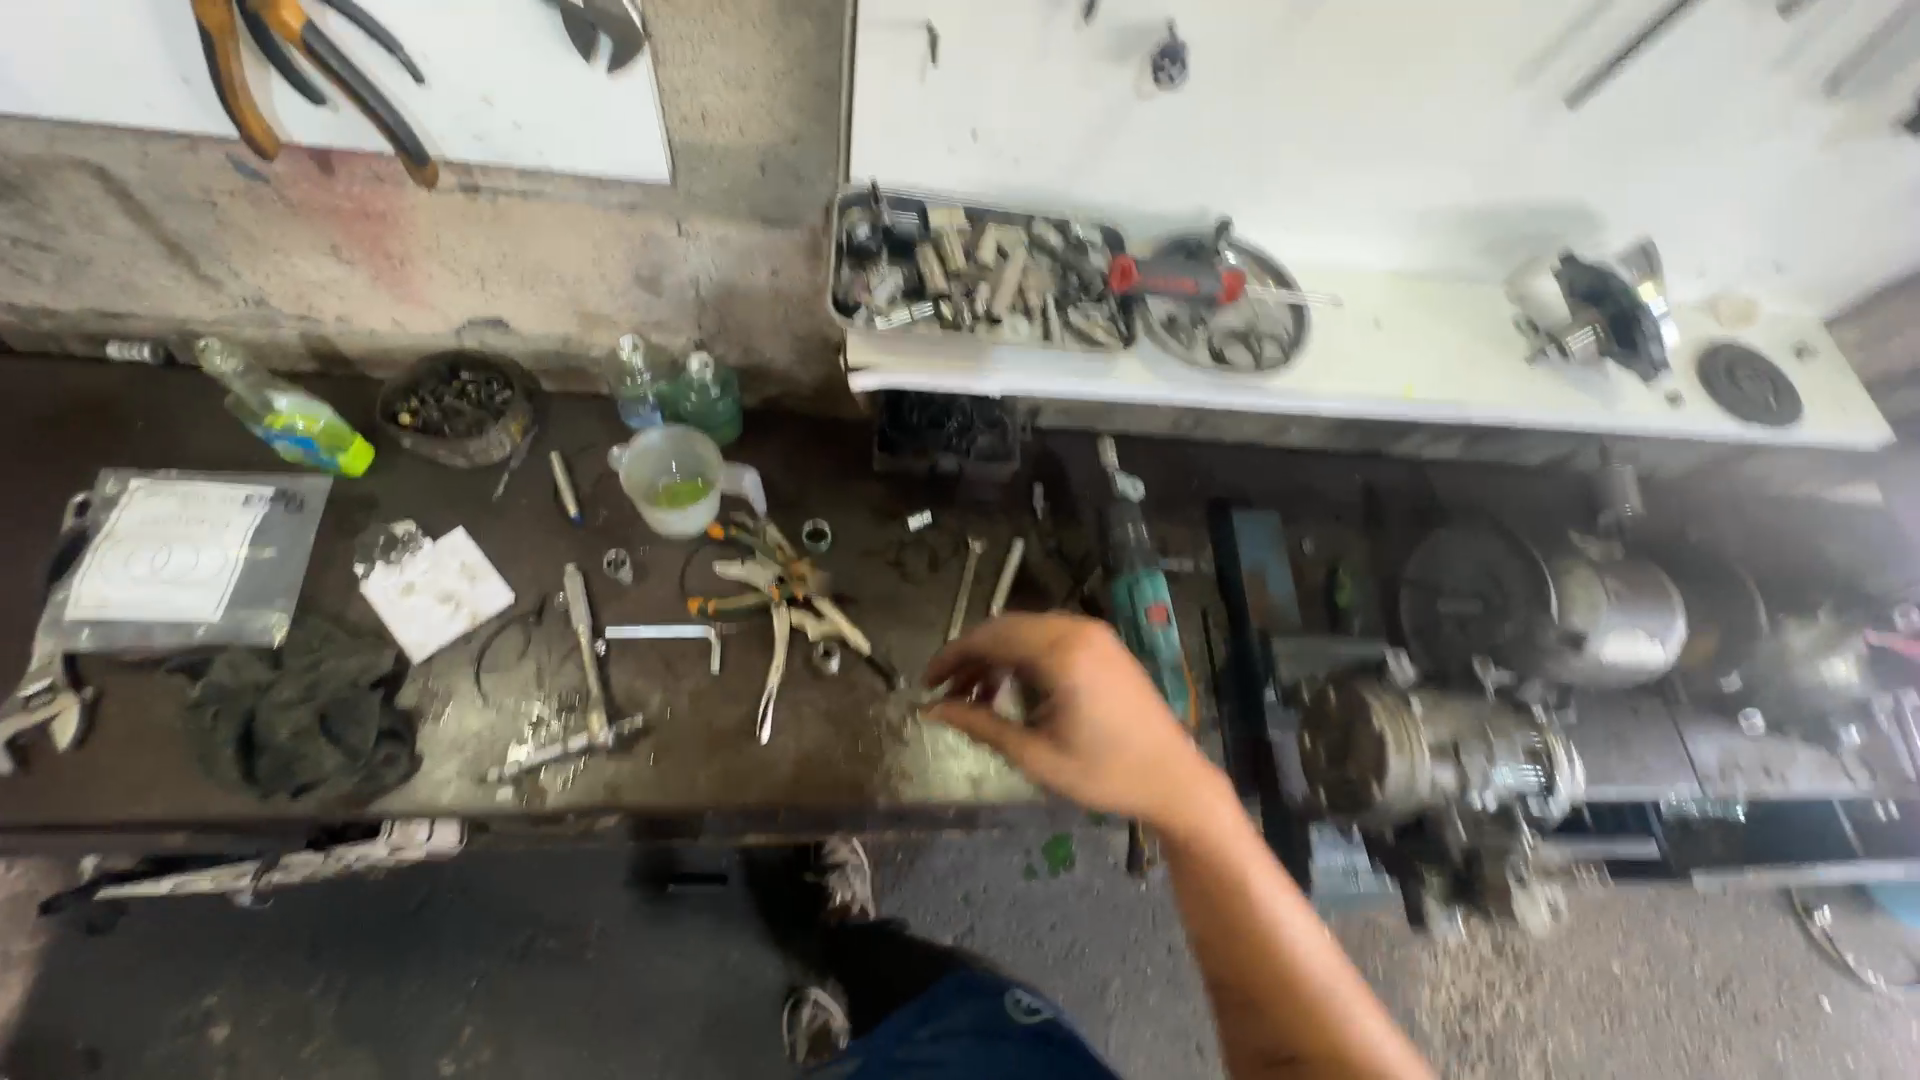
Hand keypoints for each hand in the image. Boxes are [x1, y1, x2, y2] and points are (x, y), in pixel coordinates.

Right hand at [922, 613, 1223, 829]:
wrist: (1175, 779)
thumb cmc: (1105, 774)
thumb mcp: (1035, 755)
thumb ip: (981, 724)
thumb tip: (933, 710)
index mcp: (1061, 653)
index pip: (989, 637)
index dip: (951, 657)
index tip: (926, 683)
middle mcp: (1077, 630)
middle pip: (1005, 628)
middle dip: (971, 657)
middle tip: (946, 692)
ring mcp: (1094, 634)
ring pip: (1026, 631)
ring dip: (996, 657)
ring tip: (976, 696)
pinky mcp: (1104, 645)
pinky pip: (1050, 637)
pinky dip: (1023, 657)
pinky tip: (1013, 689)